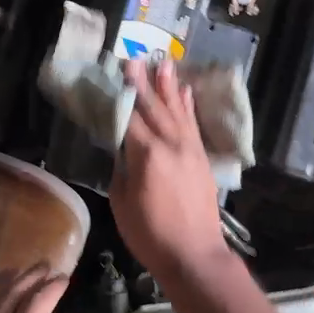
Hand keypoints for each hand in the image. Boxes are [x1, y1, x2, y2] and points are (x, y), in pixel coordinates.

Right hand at [115, 58, 231, 285]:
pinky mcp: (201, 158)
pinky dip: (187, 106)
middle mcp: (171, 145)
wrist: (195, 256)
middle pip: (154, 107)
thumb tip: (124, 147)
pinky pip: (192, 124)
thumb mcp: (123, 202)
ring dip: (168, 86)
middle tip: (134, 57)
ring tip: (163, 63)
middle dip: (143, 81)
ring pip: (176, 110)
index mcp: (147, 154)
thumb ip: (122, 169)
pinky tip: (184, 92)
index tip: (111, 71)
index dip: (120, 94)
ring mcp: (190, 150)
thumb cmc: (150, 234)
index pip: (129, 117)